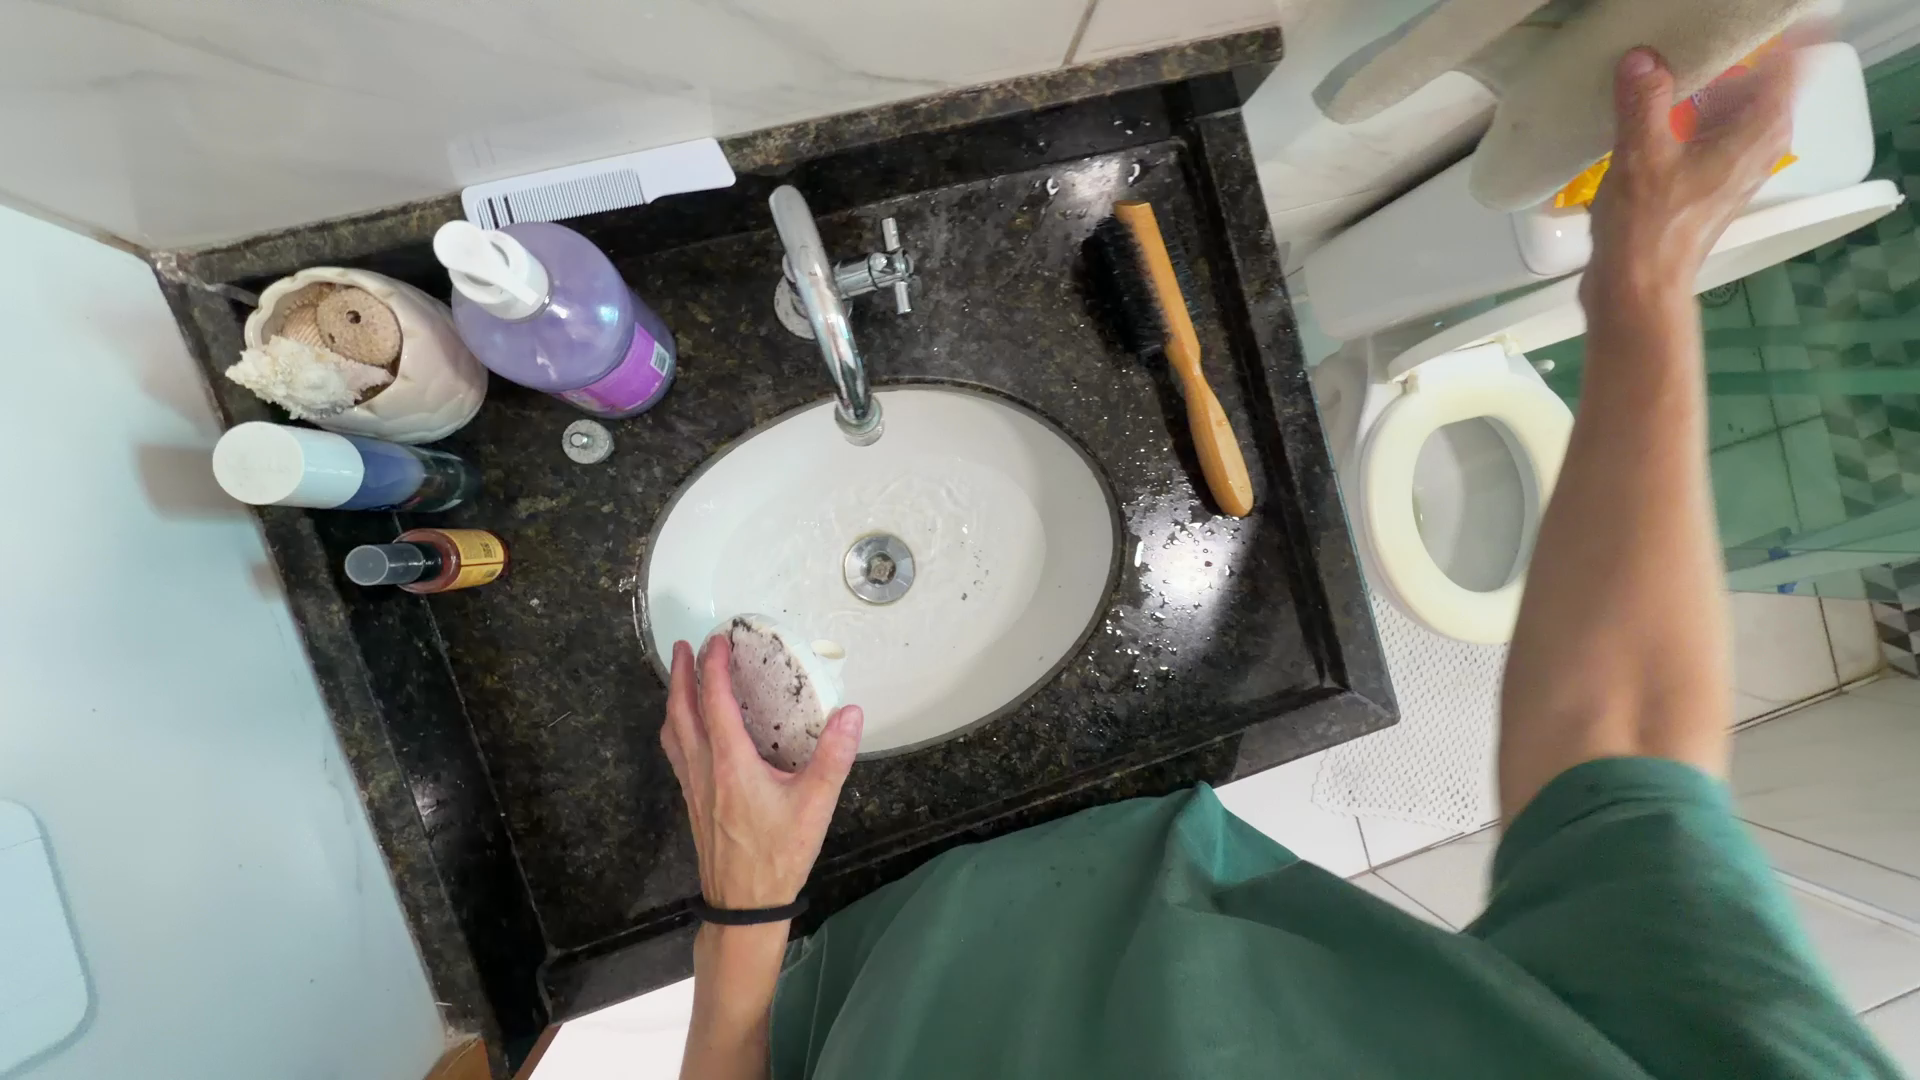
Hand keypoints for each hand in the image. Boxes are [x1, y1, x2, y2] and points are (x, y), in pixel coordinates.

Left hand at [661, 635, 862, 909]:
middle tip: (685, 645)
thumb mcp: (815, 806)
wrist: (744, 908)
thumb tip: (852, 712)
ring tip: (680, 677)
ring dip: (673, 699)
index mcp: (730, 763)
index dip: (714, 667)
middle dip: (681, 675)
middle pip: (681, 712)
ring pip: (672, 733)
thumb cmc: (779, 854)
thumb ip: (833, 757)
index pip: (715, 703)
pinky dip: (677, 727)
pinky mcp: (693, 803)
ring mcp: (693, 787)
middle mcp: (704, 769)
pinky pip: (676, 752)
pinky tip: (689, 729)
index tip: (718, 638)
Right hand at [1585, 45, 1794, 301]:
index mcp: (1762, 127)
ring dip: (1693, 105)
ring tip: (1650, 97)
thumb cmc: (1646, 225)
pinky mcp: (1707, 191)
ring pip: (1725, 117)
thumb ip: (1643, 103)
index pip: (1787, 58)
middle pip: (1752, 87)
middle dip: (1717, 72)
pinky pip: (1705, 145)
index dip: (1762, 40)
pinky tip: (1644, 139)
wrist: (1635, 287)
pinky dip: (1683, 133)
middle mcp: (1760, 145)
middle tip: (1674, 61)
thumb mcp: (1640, 156)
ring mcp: (1734, 171)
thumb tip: (1641, 59)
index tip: (1724, 31)